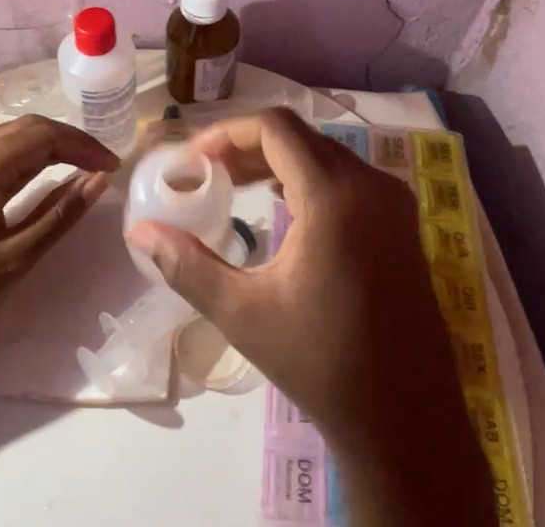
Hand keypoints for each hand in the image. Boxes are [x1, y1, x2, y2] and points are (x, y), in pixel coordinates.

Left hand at [0, 114, 118, 339]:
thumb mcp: (16, 256)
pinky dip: (23, 160)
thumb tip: (98, 180)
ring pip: (7, 139)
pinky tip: (39, 180)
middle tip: (100, 167)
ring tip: (79, 171)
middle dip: (68, 141)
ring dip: (46, 148)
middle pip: (26, 128)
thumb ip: (60, 214)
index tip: (113, 167)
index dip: (83, 146)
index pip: (43, 134)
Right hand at [126, 109, 494, 525]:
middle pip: (301, 137)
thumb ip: (187, 265)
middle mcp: (371, 185)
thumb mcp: (244, 314)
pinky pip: (349, 177)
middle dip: (247, 146)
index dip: (228, 132)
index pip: (276, 128)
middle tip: (205, 174)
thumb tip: (139, 232)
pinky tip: (281, 206)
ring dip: (278, 161)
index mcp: (335, 197)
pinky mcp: (402, 222)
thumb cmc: (321, 364)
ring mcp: (394, 202)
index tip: (194, 160)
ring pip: (326, 154)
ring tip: (233, 186)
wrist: (405, 416)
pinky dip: (308, 178)